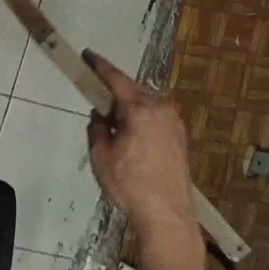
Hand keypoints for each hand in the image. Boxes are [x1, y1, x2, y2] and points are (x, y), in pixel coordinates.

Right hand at [85, 51, 198, 248]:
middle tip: (96, 94)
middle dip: (115, 89)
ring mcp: (174, 122)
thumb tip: (100, 116)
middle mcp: (160, 109)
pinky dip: (141, 117)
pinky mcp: (180, 137)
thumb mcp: (101, 156)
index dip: (99, 66)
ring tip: (113, 120)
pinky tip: (131, 133)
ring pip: (146, 103)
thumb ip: (97, 129)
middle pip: (133, 89)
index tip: (87, 55)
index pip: (116, 79)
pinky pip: (156, 116)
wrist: (167, 214)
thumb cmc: (130, 184)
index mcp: (140, 109)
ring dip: (129, 105)